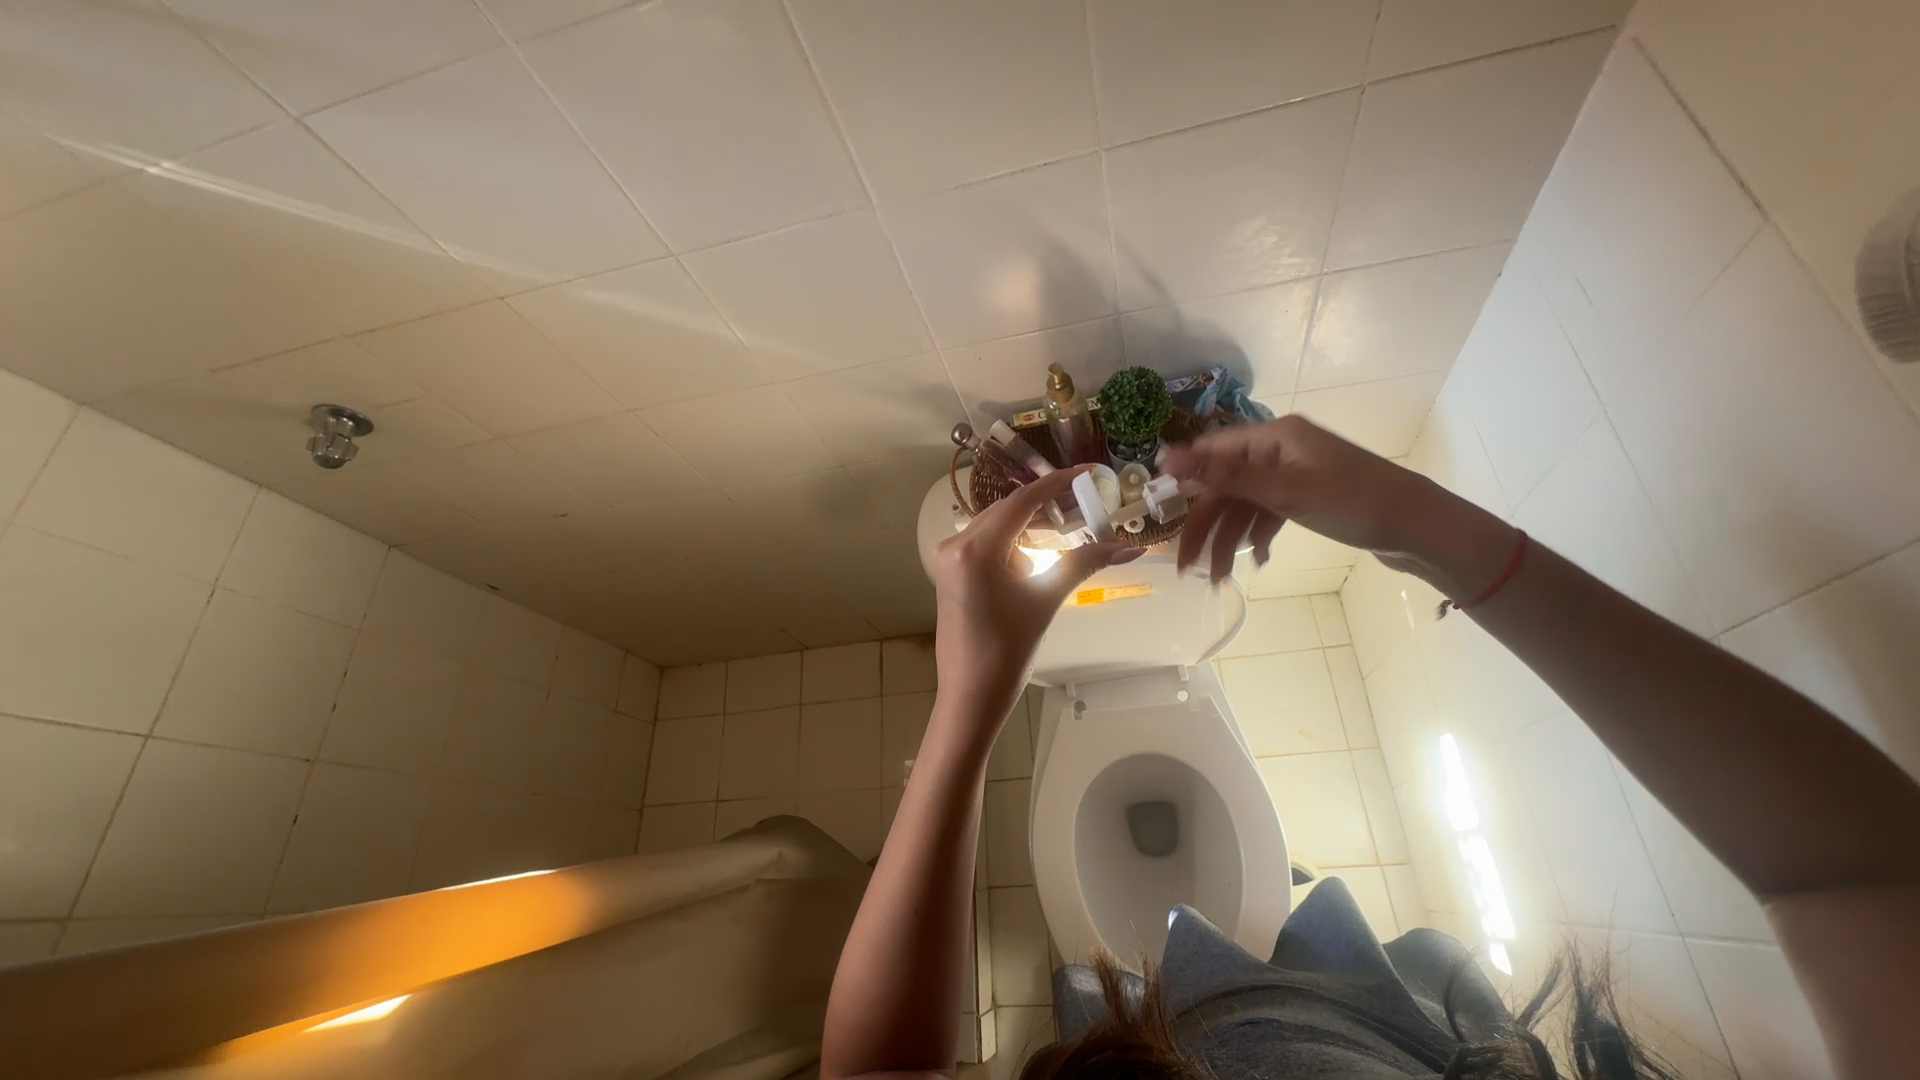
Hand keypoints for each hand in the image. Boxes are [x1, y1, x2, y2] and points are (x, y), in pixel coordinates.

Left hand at [930, 466, 1142, 715]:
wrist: (970, 696)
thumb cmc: (1008, 652)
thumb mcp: (1045, 600)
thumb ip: (1083, 563)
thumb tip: (1130, 547)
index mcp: (974, 549)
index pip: (1022, 501)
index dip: (1058, 483)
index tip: (1090, 472)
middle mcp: (954, 544)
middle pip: (1008, 510)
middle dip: (1047, 504)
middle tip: (1087, 500)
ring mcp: (948, 558)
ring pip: (997, 526)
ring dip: (1032, 524)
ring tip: (1070, 524)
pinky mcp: (950, 572)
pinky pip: (986, 544)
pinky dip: (1014, 542)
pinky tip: (1040, 548)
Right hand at [1163, 415, 1514, 594]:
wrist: (1421, 528)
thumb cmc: (1355, 503)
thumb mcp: (1285, 491)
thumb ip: (1226, 475)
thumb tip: (1169, 457)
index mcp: (1273, 436)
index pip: (1212, 453)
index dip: (1184, 481)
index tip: (1159, 513)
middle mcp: (1280, 450)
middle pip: (1226, 487)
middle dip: (1207, 527)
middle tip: (1187, 567)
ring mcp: (1295, 475)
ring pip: (1246, 506)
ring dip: (1230, 540)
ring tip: (1219, 579)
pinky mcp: (1308, 498)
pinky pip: (1268, 515)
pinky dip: (1257, 537)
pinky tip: (1256, 562)